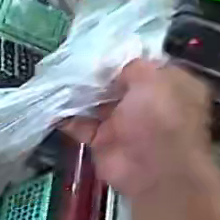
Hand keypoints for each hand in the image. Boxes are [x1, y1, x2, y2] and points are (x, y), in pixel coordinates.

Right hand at [59, 59, 211, 198]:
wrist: (153, 170)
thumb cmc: (161, 118)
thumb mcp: (152, 79)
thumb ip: (132, 67)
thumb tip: (113, 65)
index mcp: (168, 85)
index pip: (144, 66)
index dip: (122, 57)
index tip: (98, 49)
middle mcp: (147, 103)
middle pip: (116, 84)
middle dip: (95, 75)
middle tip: (70, 61)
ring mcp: (124, 123)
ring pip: (96, 104)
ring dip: (77, 94)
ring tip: (56, 79)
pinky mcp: (103, 141)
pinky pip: (81, 126)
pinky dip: (66, 118)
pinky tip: (51, 106)